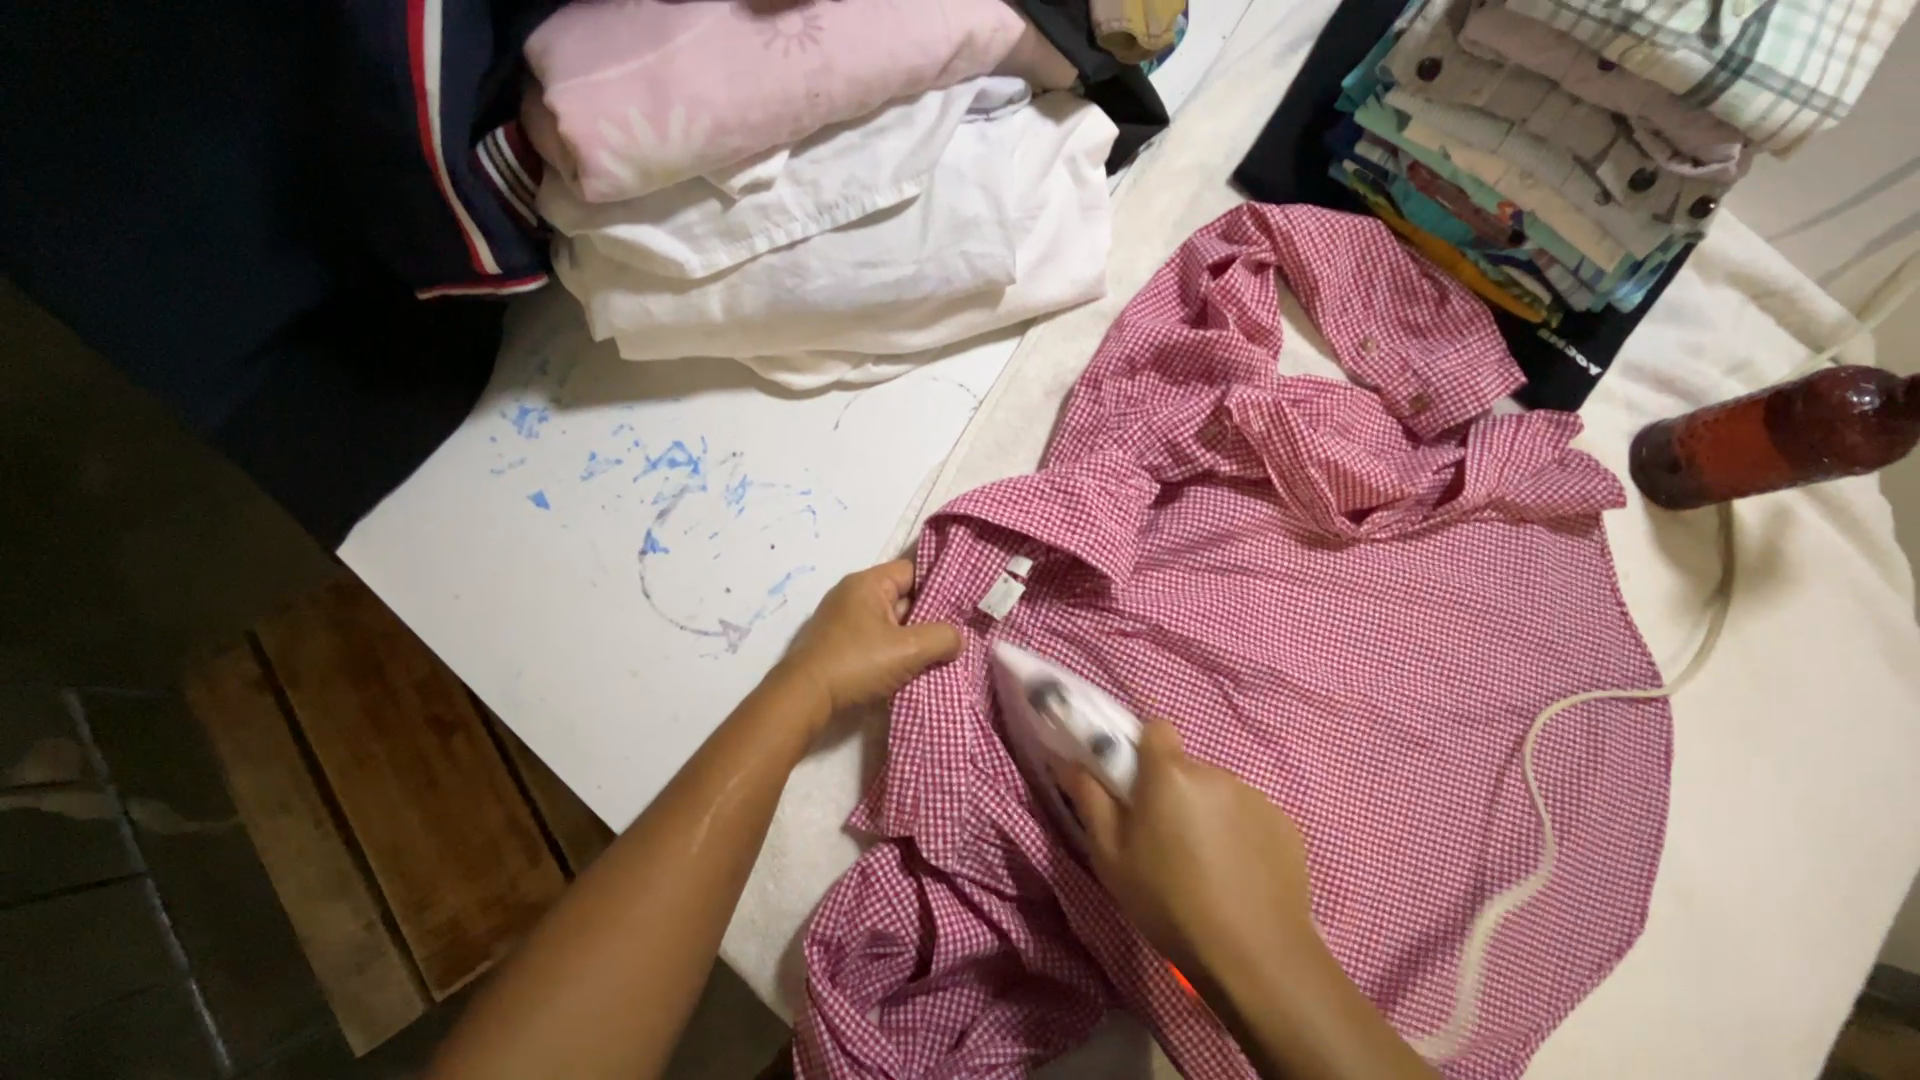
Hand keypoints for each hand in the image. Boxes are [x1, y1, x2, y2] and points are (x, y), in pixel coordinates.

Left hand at [773, 560, 961, 721]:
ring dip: (910, 639)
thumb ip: (941, 638)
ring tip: (938, 656)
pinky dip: (893, 651)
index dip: (938, 586)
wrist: (804, 698)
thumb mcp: (908, 650)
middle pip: (902, 597)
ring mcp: (843, 621)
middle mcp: (853, 595)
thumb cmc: (857, 663)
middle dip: (927, 618)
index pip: (912, 570)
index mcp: (867, 583)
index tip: (961, 606)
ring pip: (890, 623)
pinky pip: (875, 640)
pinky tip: (909, 669)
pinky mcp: (838, 645)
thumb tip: (957, 639)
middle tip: (954, 635)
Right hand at [1062, 721, 1318, 978]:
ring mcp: (1256, 797)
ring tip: (1204, 864)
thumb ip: (1091, 801)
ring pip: (1219, 792)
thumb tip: (1070, 763)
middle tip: (1163, 838)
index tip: (1136, 785)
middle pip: (1186, 767)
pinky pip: (1250, 816)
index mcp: (1170, 774)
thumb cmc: (1168, 903)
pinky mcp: (1286, 824)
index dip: (1143, 750)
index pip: (1156, 729)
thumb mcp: (1111, 858)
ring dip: (1207, 813)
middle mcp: (1215, 773)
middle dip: (1173, 791)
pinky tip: (1237, 875)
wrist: (1254, 955)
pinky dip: (1240, 834)